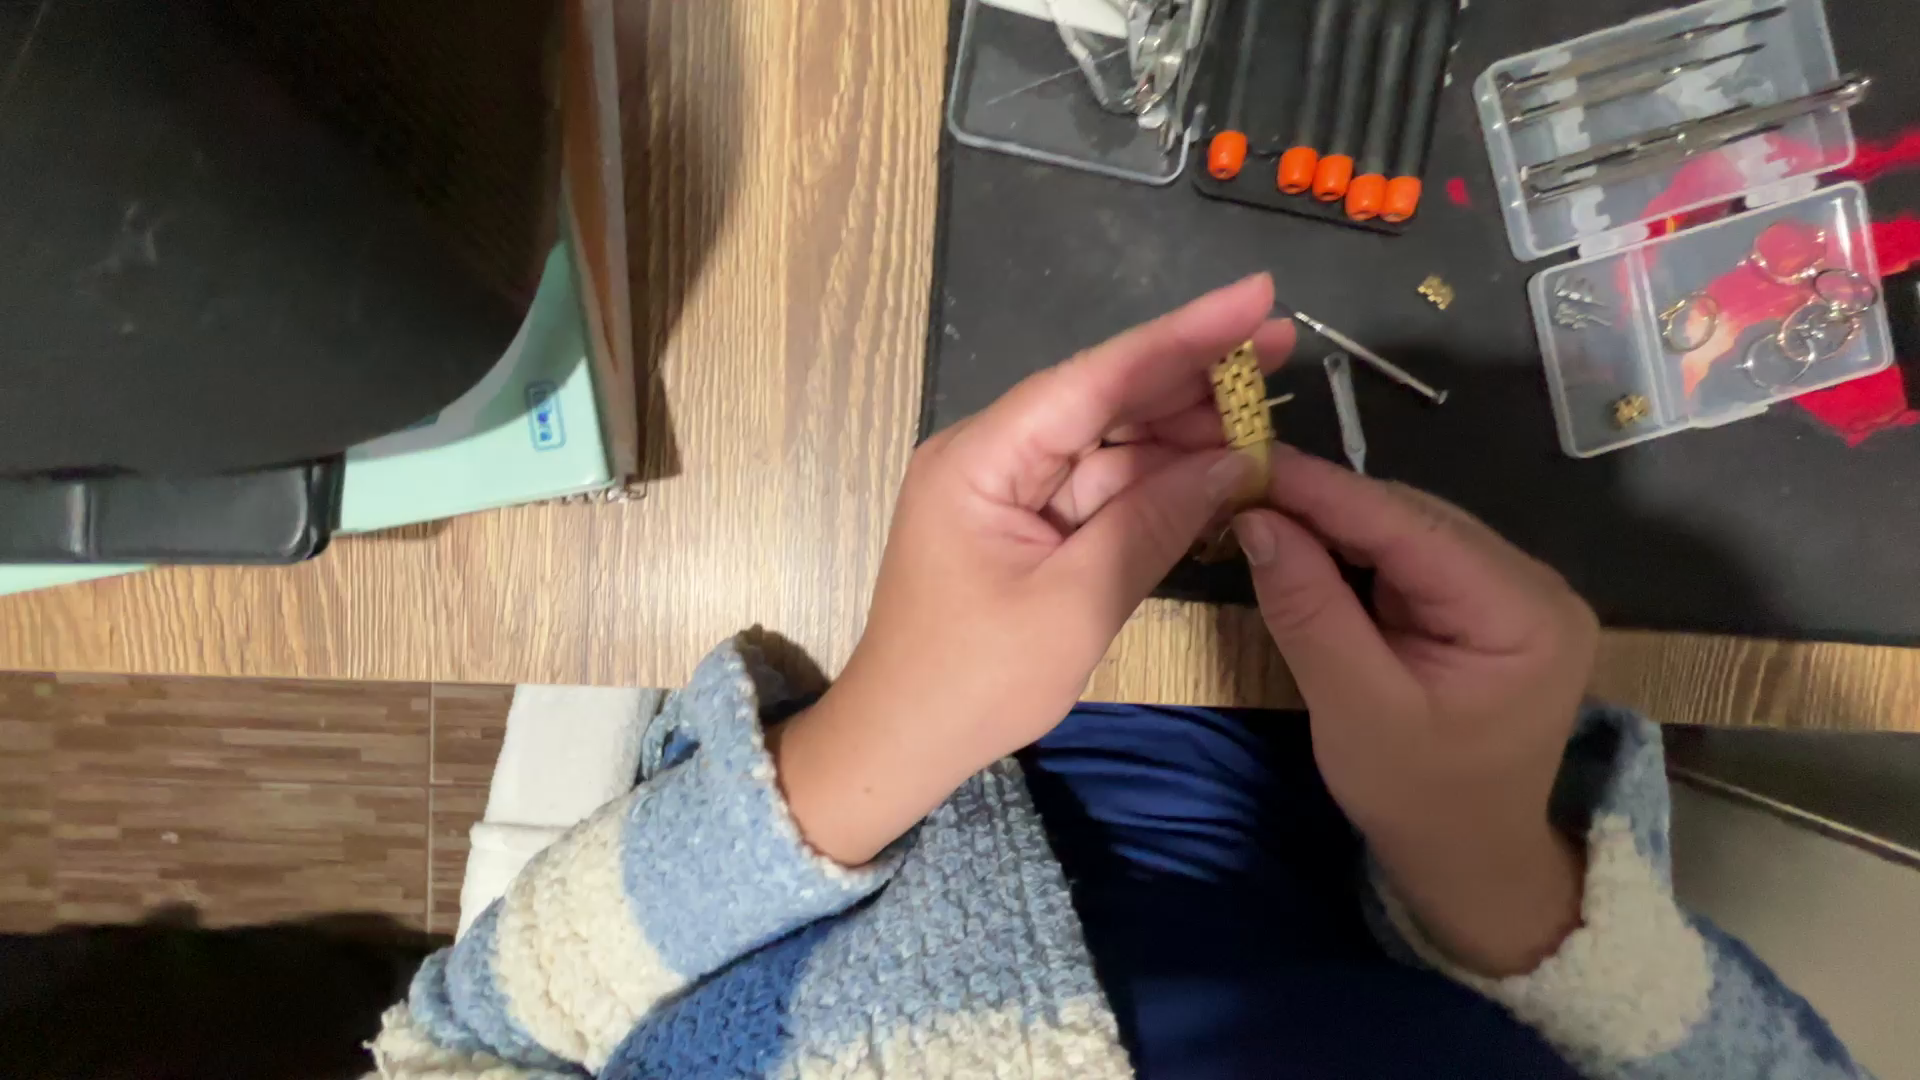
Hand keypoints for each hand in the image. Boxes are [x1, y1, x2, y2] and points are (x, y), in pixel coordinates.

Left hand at [771, 275, 1296, 865]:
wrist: (904, 738)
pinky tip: (1211, 468)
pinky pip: (1093, 489)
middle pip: (1099, 401)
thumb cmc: (975, 682)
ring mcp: (1004, 489)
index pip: (1092, 380)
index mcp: (980, 460)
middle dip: (1187, 378)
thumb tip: (1233, 461)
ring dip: (1177, 433)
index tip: (1254, 296)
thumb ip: (1154, 522)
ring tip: (1262, 409)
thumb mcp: (1076, 604)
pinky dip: (1150, 484)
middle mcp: (988, 456)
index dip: (1179, 338)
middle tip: (1277, 349)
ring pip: (1103, 445)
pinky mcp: (1021, 523)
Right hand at [1232, 452, 1599, 975]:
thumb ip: (1307, 609)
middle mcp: (1528, 583)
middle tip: (1237, 489)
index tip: (1249, 463)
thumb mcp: (1353, 706)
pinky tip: (1298, 542)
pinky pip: (1397, 554)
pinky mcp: (1471, 601)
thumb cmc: (1416, 794)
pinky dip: (1341, 546)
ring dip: (1327, 519)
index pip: (1410, 528)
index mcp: (1523, 613)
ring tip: (1256, 510)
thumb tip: (1255, 521)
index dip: (1324, 490)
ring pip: (1400, 527)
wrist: (1464, 854)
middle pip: (1410, 517)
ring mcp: (1503, 589)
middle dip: (1321, 501)